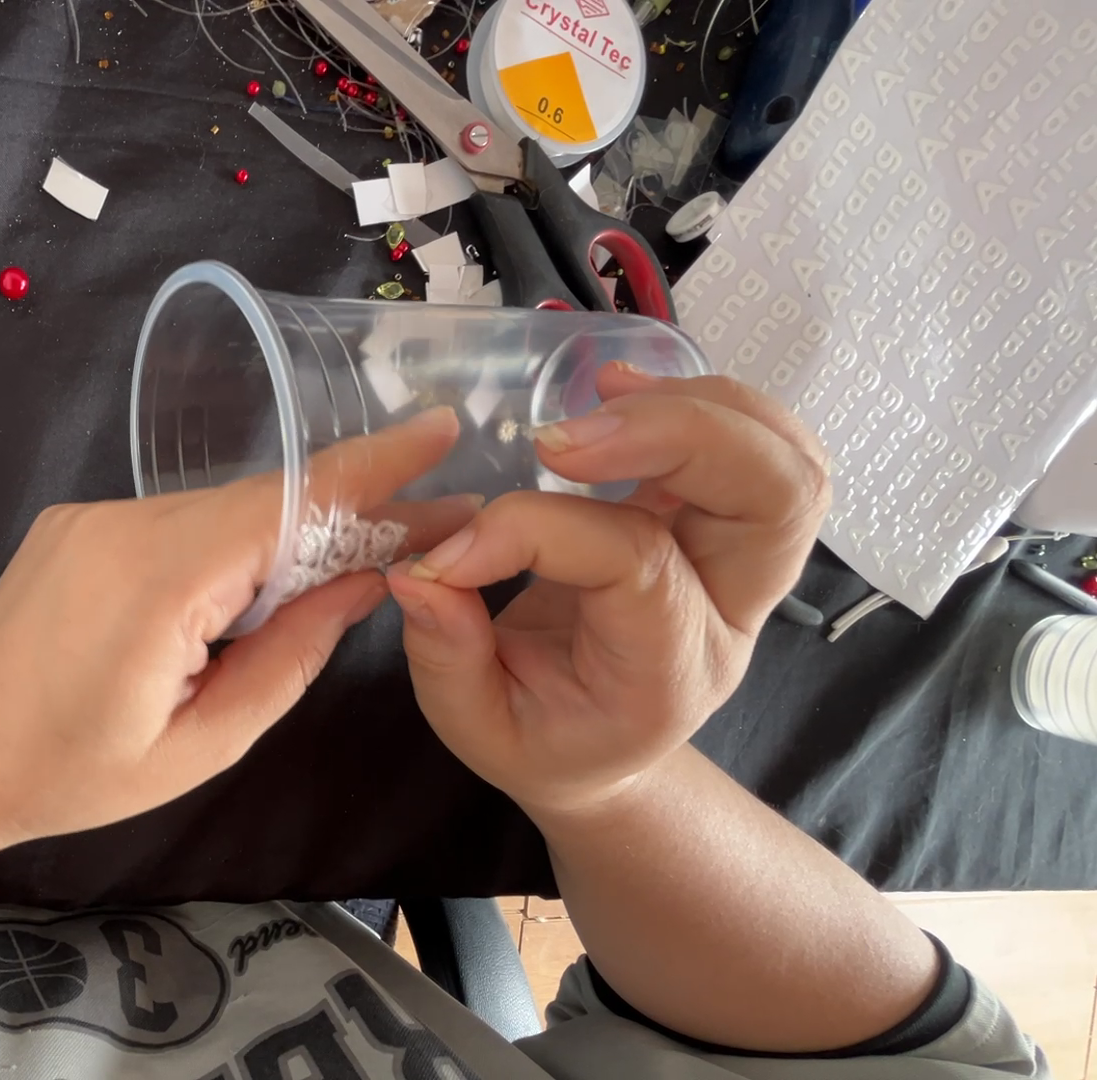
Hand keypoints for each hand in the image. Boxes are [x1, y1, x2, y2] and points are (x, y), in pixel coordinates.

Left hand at [0, 409, 469, 849]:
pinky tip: (217, 599)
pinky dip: (217, 545)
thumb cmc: (80, 773)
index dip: (370, 467)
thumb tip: (365, 579)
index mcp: (156, 584)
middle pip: (256, 502)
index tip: (439, 433)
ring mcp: (90, 515)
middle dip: (334, 517)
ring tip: (284, 602)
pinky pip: (174, 519)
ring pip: (215, 510)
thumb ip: (292, 654)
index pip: (284, 504)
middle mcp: (121, 524)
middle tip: (403, 538)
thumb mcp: (207, 742)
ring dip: (269, 542)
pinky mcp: (74, 519)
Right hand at [386, 369, 830, 815]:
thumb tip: (417, 572)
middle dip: (674, 436)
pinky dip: (697, 402)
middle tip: (554, 439)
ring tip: (596, 394)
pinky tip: (615, 390)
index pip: (629, 562)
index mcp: (668, 670)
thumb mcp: (472, 723)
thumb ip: (445, 655)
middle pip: (775, 494)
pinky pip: (751, 448)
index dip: (527, 533)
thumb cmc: (536, 740)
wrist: (600, 753)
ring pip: (783, 457)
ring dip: (697, 406)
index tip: (443, 555)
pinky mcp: (710, 531)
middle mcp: (728, 613)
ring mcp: (735, 568)